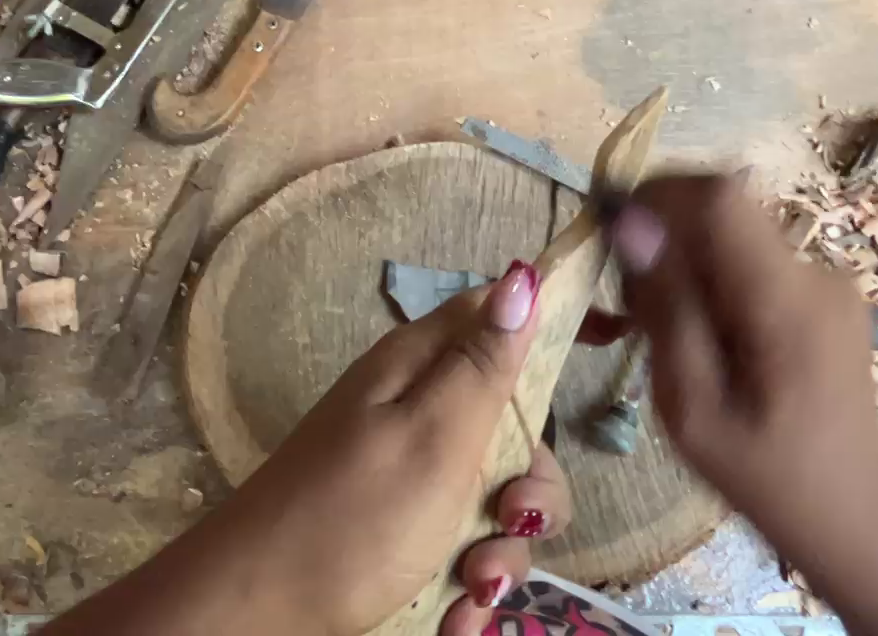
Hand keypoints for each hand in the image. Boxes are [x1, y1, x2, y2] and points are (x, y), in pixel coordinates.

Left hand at [207, 260, 565, 634]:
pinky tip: (450, 613)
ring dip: (498, 550)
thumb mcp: (433, 435)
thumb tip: (522, 275)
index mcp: (419, 365)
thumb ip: (484, 363)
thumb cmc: (353, 516)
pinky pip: (463, 538)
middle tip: (504, 521)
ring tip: (466, 586)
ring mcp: (409, 465)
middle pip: (513, 423)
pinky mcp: (402, 518)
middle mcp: (417, 405)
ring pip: (496, 492)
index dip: (556, 318)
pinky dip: (466, 578)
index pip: (500, 312)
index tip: (617, 339)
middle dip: (528, 487)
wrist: (259, 608)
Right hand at [600, 175, 877, 635]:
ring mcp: (822, 277)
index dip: (657, 195)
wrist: (846, 509)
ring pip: (723, 230)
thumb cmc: (757, 468)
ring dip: (675, 260)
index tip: (612, 232)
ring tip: (653, 322)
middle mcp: (813, 273)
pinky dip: (701, 273)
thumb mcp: (689, 402)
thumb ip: (664, 307)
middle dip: (658, 237)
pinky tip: (690, 325)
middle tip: (626, 301)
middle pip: (716, 210)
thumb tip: (627, 222)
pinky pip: (741, 252)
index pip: (720, 197)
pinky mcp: (816, 287)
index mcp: (785, 302)